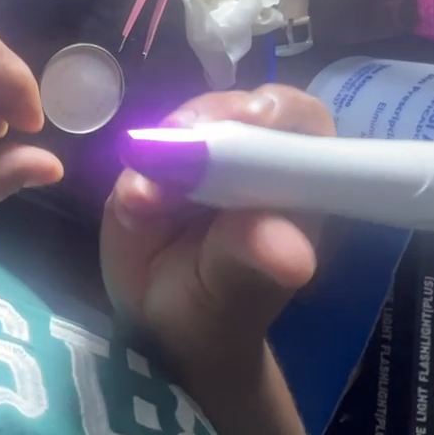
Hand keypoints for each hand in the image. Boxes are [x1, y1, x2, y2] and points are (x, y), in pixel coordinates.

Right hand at [100, 86, 331, 384]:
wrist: (161, 325)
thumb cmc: (220, 307)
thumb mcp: (239, 292)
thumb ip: (255, 262)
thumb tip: (293, 257)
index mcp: (290, 180)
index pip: (300, 122)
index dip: (280, 111)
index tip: (254, 119)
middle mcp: (244, 160)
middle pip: (237, 109)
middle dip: (213, 117)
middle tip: (189, 138)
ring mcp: (192, 159)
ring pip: (185, 123)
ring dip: (168, 144)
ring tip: (150, 194)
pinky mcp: (147, 170)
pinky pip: (140, 155)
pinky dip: (136, 175)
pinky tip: (134, 205)